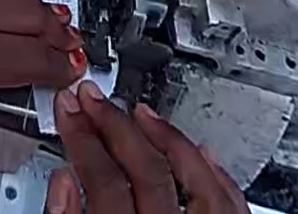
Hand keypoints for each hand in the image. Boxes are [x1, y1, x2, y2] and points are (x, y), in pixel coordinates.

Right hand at [47, 81, 249, 213]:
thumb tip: (62, 183)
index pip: (106, 182)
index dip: (81, 137)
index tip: (67, 107)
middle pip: (149, 171)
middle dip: (114, 125)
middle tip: (91, 96)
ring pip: (200, 184)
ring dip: (167, 140)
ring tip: (141, 112)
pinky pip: (234, 209)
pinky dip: (216, 176)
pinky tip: (200, 152)